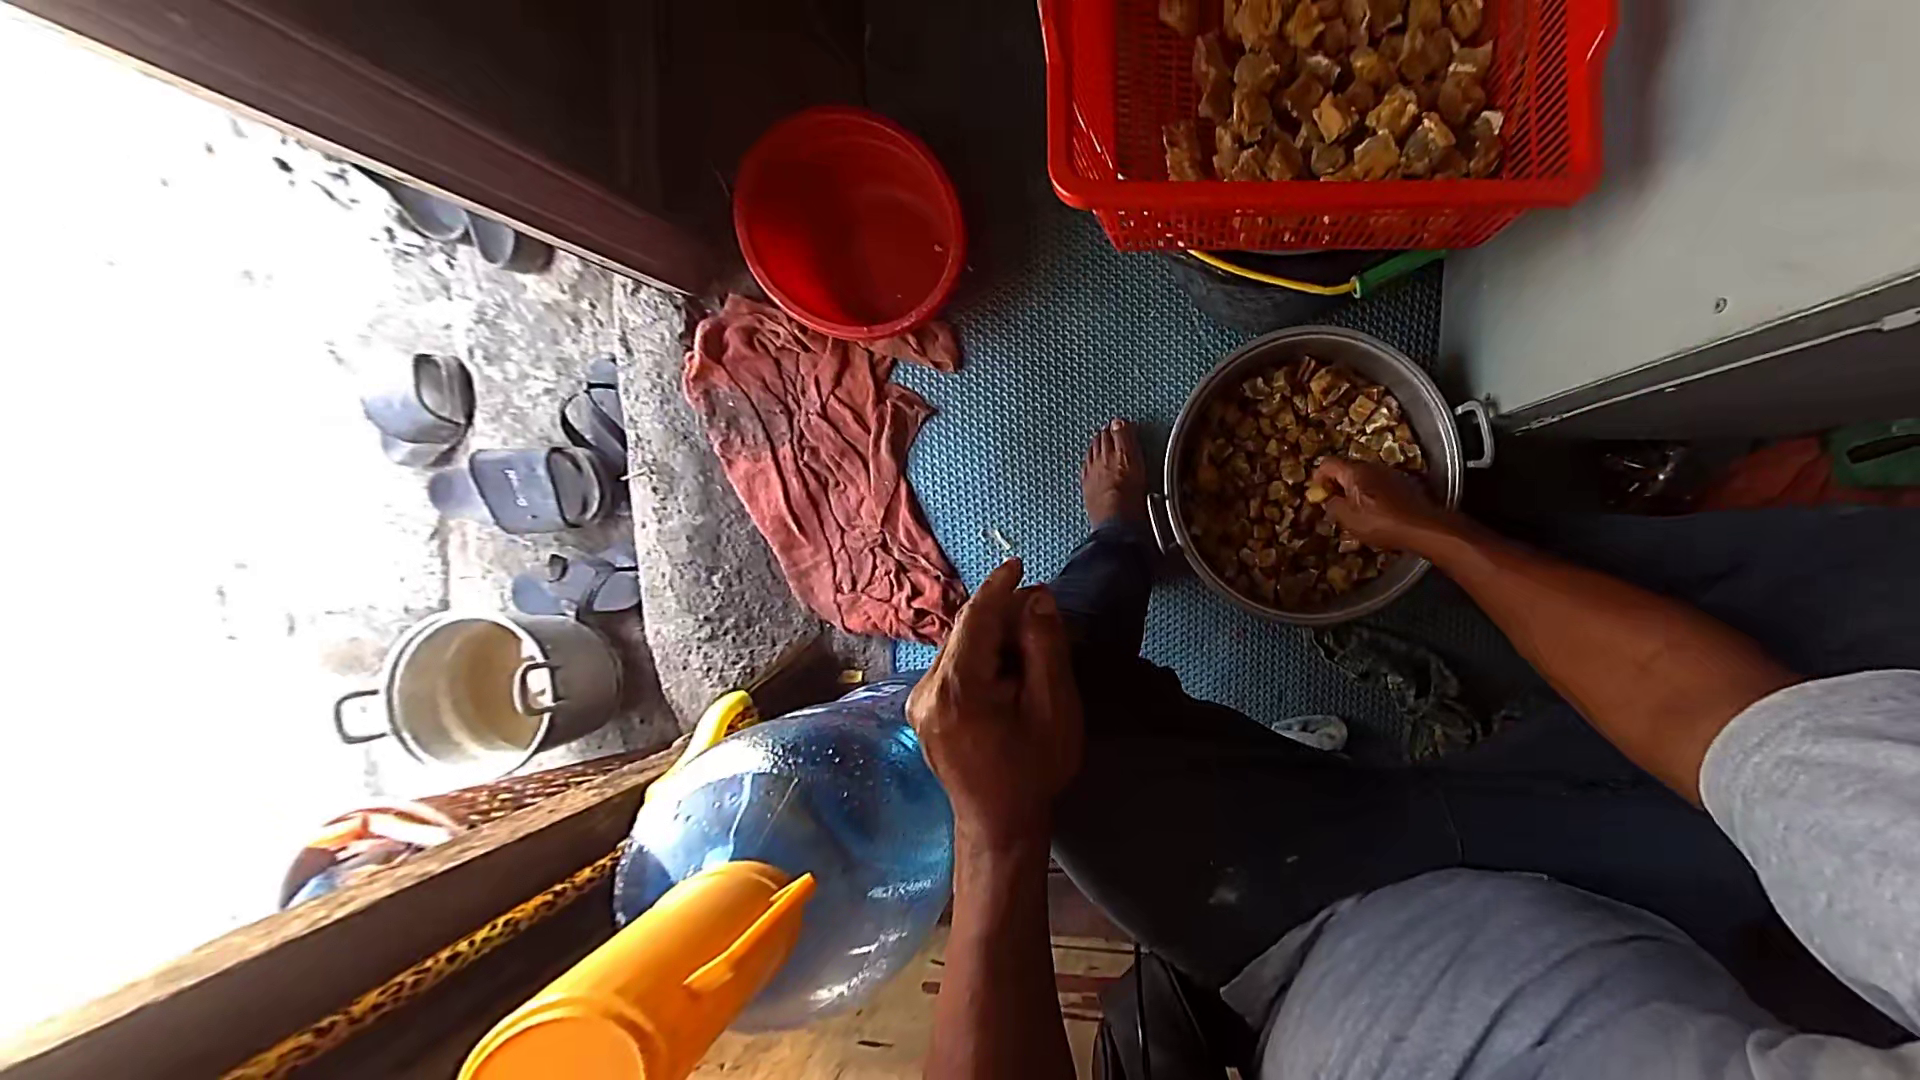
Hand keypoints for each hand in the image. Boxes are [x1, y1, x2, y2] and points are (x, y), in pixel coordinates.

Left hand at [908, 559, 1083, 849]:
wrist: (998, 823)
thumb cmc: (1033, 770)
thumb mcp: (1054, 709)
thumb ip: (1045, 648)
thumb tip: (1035, 598)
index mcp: (958, 690)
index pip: (974, 619)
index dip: (997, 588)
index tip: (1017, 566)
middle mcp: (927, 689)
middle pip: (965, 631)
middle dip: (1000, 614)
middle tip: (1038, 611)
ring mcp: (919, 700)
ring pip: (957, 646)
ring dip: (991, 634)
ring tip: (1027, 643)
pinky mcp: (921, 707)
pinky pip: (952, 664)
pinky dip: (979, 654)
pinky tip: (1005, 667)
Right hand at [1313, 457, 1459, 553]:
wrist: (1426, 528)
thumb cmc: (1381, 522)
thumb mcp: (1346, 518)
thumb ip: (1331, 505)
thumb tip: (1328, 499)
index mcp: (1355, 472)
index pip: (1327, 464)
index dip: (1317, 476)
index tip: (1316, 491)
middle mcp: (1373, 467)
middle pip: (1347, 470)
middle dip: (1336, 484)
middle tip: (1332, 502)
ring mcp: (1391, 474)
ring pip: (1364, 478)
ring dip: (1355, 490)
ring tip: (1352, 510)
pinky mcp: (1405, 485)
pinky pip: (1379, 485)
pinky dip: (1371, 495)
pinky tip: (1374, 512)